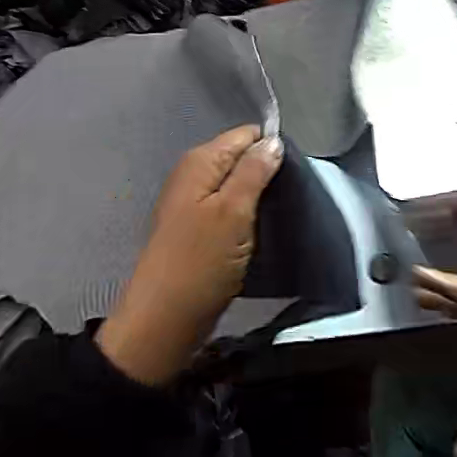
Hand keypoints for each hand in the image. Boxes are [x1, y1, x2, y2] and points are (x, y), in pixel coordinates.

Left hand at [98, 126, 284, 385]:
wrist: (164, 320)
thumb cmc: (200, 262)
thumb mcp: (234, 212)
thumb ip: (254, 171)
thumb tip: (274, 140)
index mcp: (200, 162)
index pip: (246, 135)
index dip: (271, 150)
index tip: (292, 176)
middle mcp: (194, 174)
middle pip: (242, 158)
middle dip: (267, 173)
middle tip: (288, 198)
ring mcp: (194, 203)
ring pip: (238, 185)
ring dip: (259, 197)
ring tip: (279, 215)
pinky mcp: (198, 228)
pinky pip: (231, 208)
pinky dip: (247, 215)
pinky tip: (259, 230)